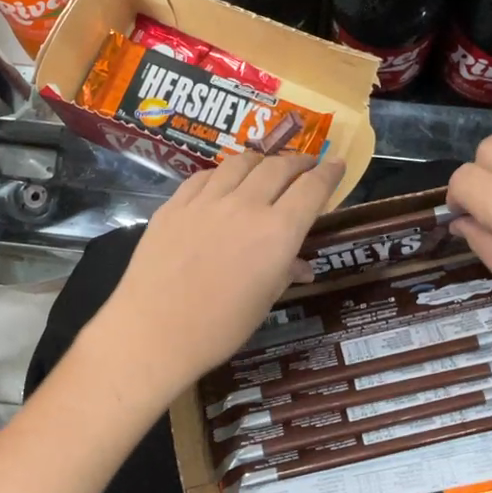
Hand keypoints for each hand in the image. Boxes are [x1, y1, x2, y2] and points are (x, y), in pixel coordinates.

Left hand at [92, 153, 344, 396]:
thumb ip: (284, 273)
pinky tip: (223, 180)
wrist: (153, 331)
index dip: (329, 173)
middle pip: (279, 167)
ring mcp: (206, 201)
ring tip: (266, 166)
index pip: (312, 189)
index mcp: (277, 232)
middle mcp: (245, 206)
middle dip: (298, 162)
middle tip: (306, 166)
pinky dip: (223, 173)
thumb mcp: (262, 302)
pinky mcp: (174, 205)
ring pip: (240, 163)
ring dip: (261, 161)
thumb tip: (301, 266)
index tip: (338, 163)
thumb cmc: (219, 328)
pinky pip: (204, 177)